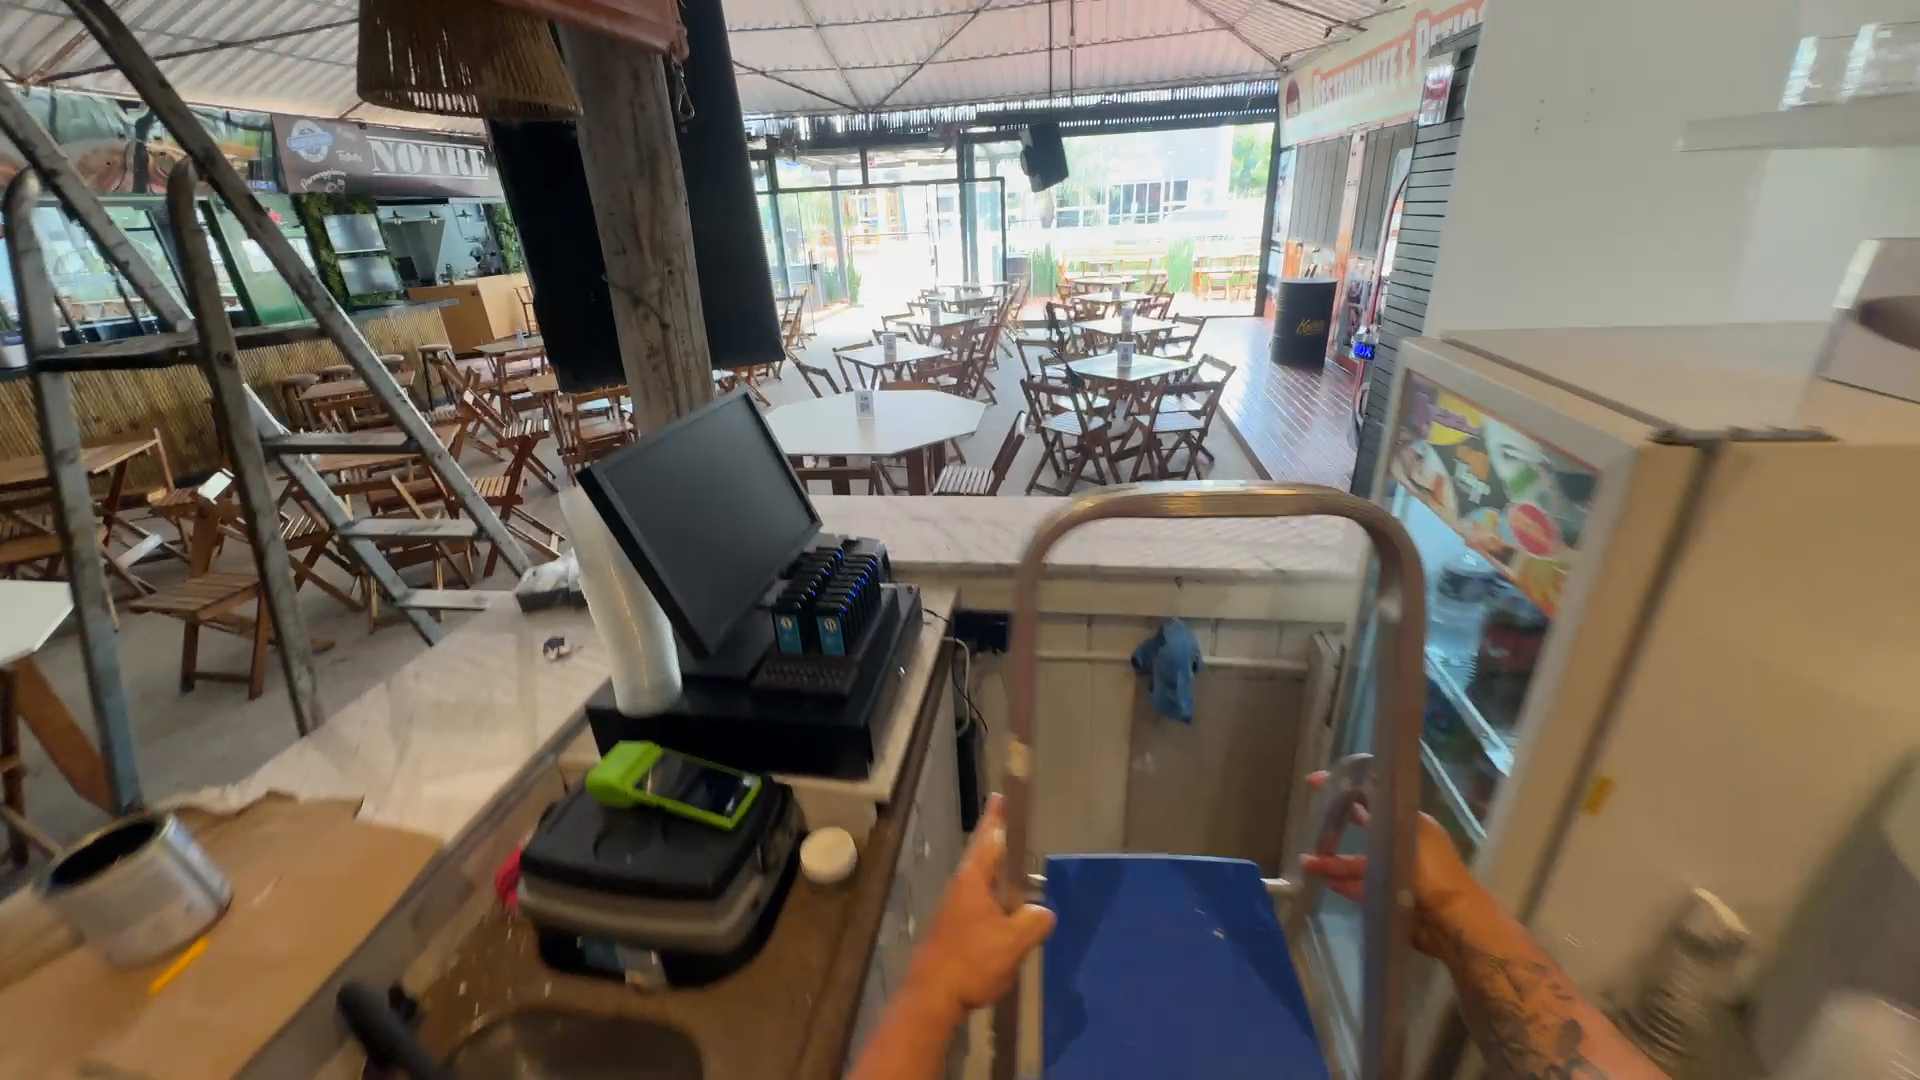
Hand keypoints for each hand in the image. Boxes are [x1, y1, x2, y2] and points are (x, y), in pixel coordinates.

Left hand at [902, 794, 1055, 1020]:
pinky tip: (1007, 913)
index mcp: (973, 879)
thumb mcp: (1013, 942)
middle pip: (983, 855)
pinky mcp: (954, 927)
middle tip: (1013, 826)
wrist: (931, 996)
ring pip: (982, 881)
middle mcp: (961, 886)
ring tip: (1018, 873)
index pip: (990, 838)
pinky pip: (980, 902)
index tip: (1003, 796)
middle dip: (999, 841)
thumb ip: (1033, 922)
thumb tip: (1043, 911)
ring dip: (999, 874)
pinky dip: (995, 898)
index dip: (998, 817)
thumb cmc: (971, 961)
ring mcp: (954, 907)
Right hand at [1298, 771, 1483, 956]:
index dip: (1346, 791)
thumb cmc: (1432, 869)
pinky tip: (1322, 879)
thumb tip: (1355, 794)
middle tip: (1309, 823)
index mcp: (1410, 824)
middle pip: (1362, 832)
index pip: (1373, 800)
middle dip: (1335, 828)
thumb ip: (1378, 813)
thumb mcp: (1406, 830)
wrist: (1452, 921)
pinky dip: (1342, 882)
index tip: (1316, 782)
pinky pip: (1360, 887)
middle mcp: (1401, 845)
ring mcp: (1395, 873)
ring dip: (1332, 862)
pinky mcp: (1389, 897)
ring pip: (1357, 862)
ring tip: (1306, 863)